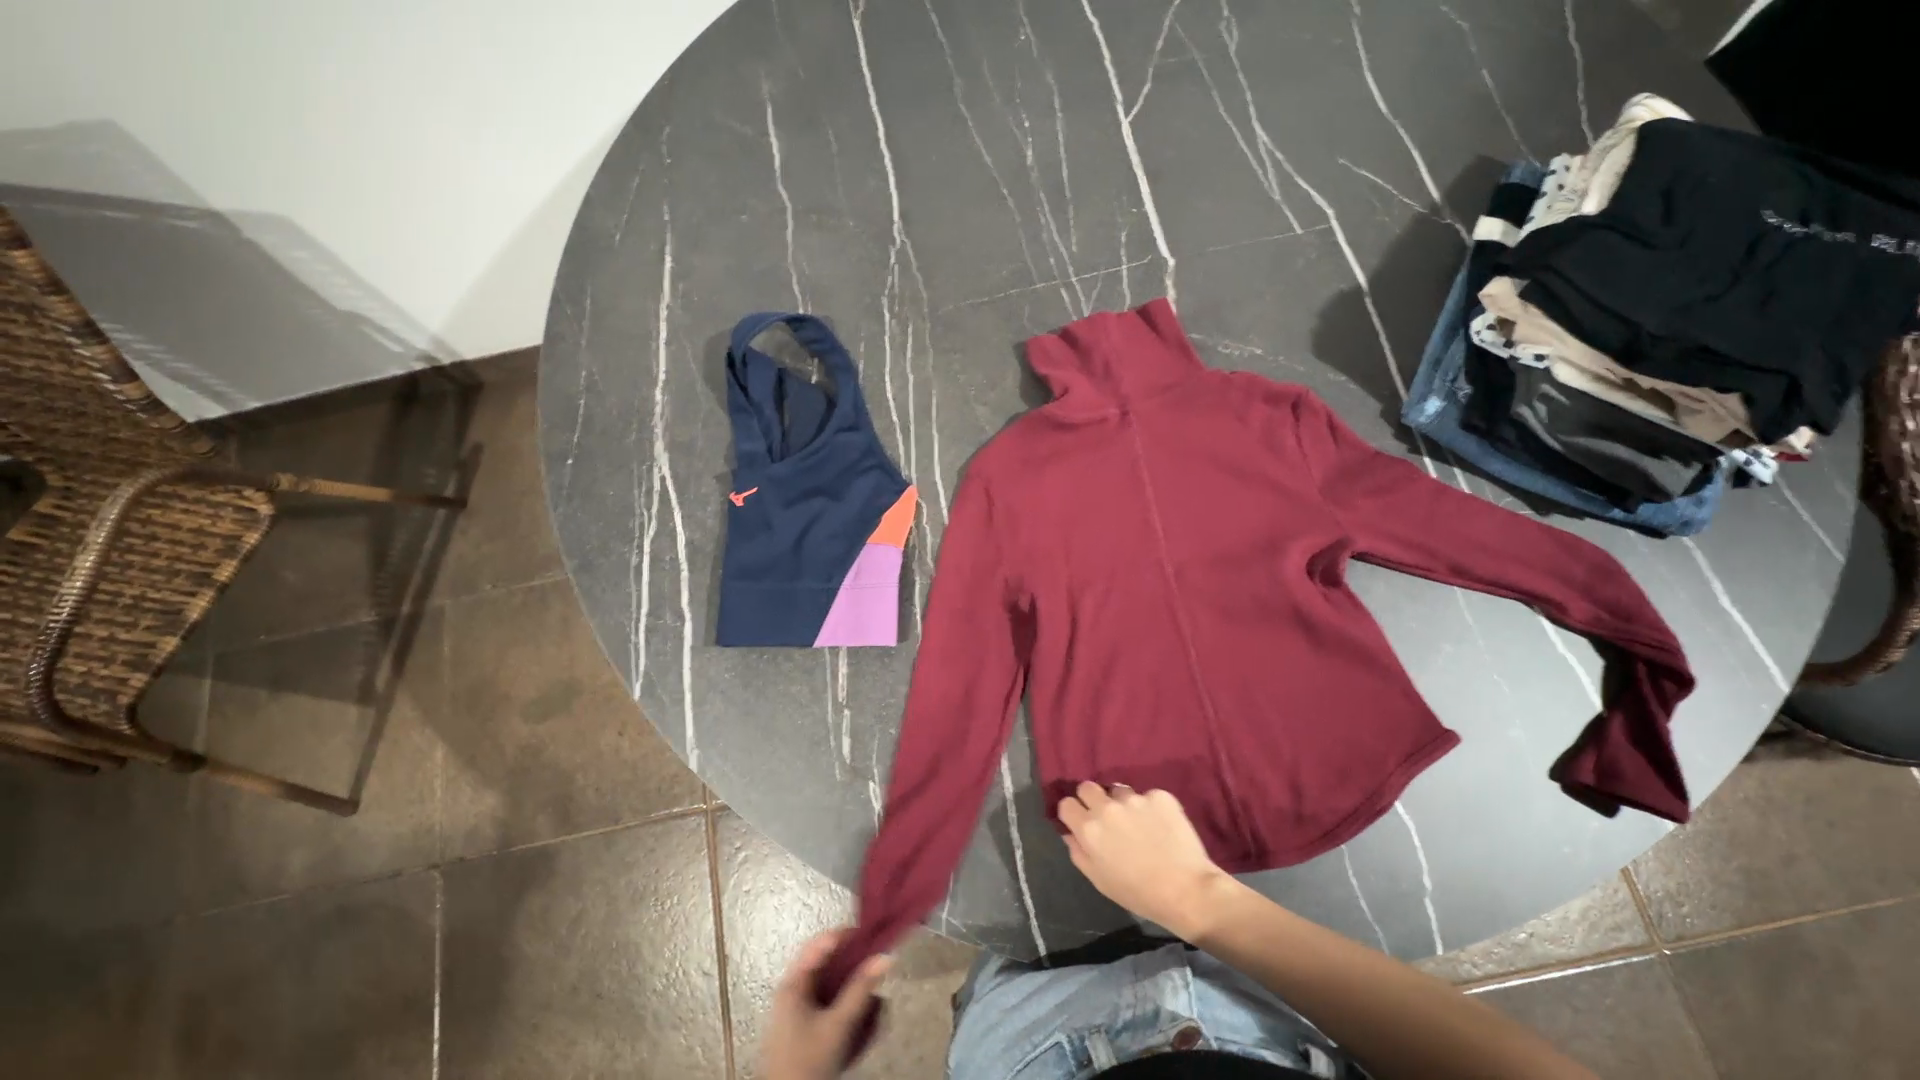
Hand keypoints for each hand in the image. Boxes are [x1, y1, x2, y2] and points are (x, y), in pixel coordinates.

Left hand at [761, 929, 892, 1079]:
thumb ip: (861, 989)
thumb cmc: (808, 1059)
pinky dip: (845, 1001)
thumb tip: (885, 956)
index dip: (846, 935)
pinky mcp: (802, 1025)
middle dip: (853, 961)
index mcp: (793, 982)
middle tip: (877, 961)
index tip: (872, 935)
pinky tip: (863, 1012)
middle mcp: (792, 989)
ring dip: (851, 983)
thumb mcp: (838, 1024)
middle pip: (825, 962)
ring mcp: (796, 1008)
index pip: (820, 943)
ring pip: (828, 983)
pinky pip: (827, 1001)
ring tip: (875, 988)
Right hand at [1057, 782, 1240, 939]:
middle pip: (1087, 787)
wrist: (1186, 890)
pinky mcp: (1160, 796)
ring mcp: (1135, 798)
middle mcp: (1107, 807)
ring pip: (1118, 790)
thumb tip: (1070, 832)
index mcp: (1089, 829)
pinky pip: (1147, 796)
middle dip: (1092, 799)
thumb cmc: (1137, 892)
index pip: (1066, 804)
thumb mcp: (1098, 879)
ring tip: (1138, 823)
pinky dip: (1150, 808)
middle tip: (1106, 818)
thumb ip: (1078, 851)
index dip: (1073, 813)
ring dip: (1122, 803)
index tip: (1081, 822)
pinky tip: (1160, 826)